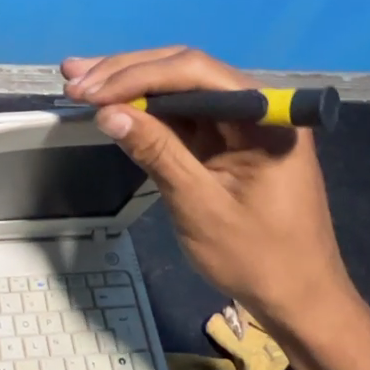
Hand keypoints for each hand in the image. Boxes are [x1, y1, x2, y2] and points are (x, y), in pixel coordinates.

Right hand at [63, 47, 369, 369]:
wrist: (296, 298)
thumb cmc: (257, 257)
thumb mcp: (200, 206)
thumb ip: (157, 152)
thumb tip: (107, 112)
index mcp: (267, 115)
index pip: (194, 72)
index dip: (136, 76)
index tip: (89, 91)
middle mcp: (256, 106)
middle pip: (183, 71)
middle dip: (125, 73)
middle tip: (73, 78)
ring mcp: (239, 123)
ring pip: (176, 88)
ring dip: (127, 85)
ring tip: (78, 82)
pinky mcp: (224, 141)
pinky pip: (179, 115)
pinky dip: (141, 110)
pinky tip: (108, 104)